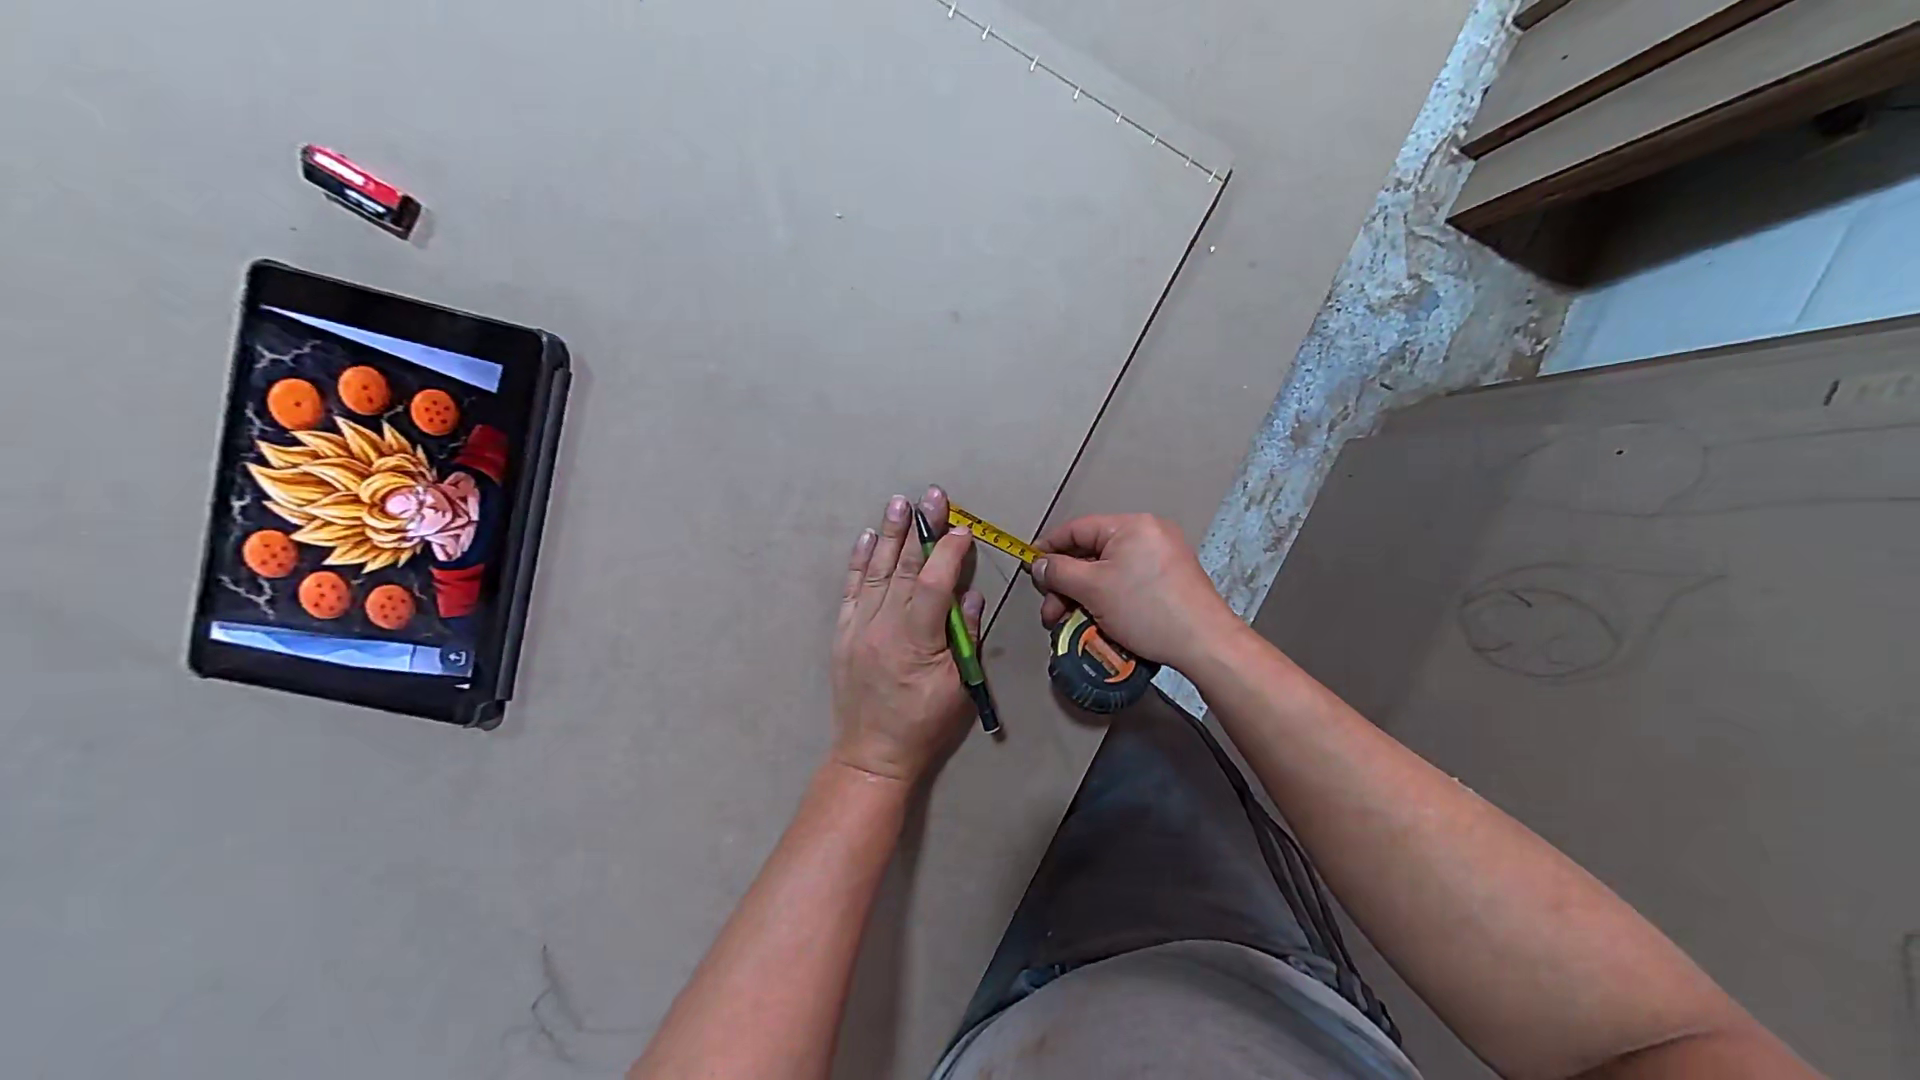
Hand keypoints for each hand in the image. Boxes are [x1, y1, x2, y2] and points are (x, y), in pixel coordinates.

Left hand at [831, 488, 983, 785]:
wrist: (871, 754)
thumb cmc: (923, 726)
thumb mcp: (957, 688)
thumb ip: (964, 637)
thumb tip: (969, 595)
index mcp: (915, 641)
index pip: (933, 584)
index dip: (948, 553)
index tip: (962, 530)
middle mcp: (883, 627)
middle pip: (903, 568)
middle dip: (920, 529)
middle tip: (930, 496)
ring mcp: (859, 627)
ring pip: (876, 571)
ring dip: (889, 534)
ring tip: (898, 503)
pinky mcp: (844, 633)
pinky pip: (851, 589)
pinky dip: (859, 561)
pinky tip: (868, 537)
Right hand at [1030, 514, 1242, 672]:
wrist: (1203, 643)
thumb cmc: (1151, 610)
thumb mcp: (1093, 589)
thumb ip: (1059, 572)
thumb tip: (1040, 564)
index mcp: (1132, 526)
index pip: (1077, 529)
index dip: (1049, 548)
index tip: (1032, 566)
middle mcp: (1148, 535)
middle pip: (1091, 554)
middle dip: (1066, 585)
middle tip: (1052, 610)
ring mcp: (1160, 558)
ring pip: (1107, 573)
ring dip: (1083, 598)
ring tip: (1073, 623)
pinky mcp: (1168, 581)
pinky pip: (1126, 584)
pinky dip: (1106, 601)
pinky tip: (1096, 622)